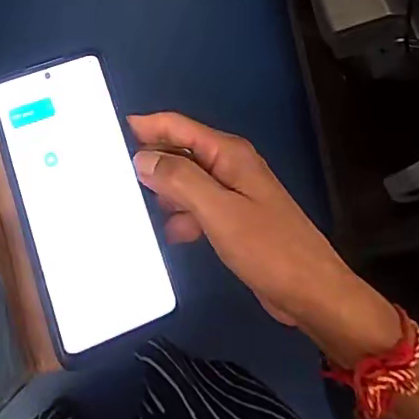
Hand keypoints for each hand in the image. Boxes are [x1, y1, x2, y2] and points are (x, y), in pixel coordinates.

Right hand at [127, 112, 398, 358]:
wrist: (311, 292)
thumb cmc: (268, 248)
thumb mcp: (218, 212)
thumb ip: (180, 180)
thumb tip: (142, 157)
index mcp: (228, 154)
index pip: (179, 126)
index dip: (146, 125)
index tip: (107, 132)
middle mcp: (230, 166)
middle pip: (181, 151)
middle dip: (150, 160)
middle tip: (112, 175)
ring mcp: (234, 192)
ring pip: (187, 181)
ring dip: (164, 191)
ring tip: (133, 207)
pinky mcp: (235, 218)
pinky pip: (198, 206)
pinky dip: (182, 215)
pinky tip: (172, 233)